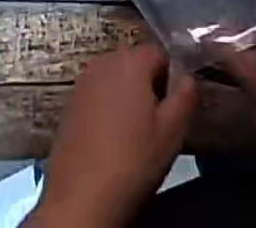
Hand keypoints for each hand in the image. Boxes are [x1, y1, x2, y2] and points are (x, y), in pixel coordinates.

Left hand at [28, 43, 197, 227]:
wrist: (81, 200)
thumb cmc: (133, 160)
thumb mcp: (173, 129)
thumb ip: (186, 93)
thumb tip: (186, 76)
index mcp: (131, 60)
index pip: (161, 54)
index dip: (171, 79)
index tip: (170, 109)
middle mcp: (104, 61)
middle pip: (136, 63)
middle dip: (148, 85)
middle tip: (154, 122)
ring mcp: (82, 82)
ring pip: (115, 79)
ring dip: (126, 96)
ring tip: (132, 132)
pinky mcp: (68, 104)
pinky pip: (97, 95)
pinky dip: (106, 108)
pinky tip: (109, 140)